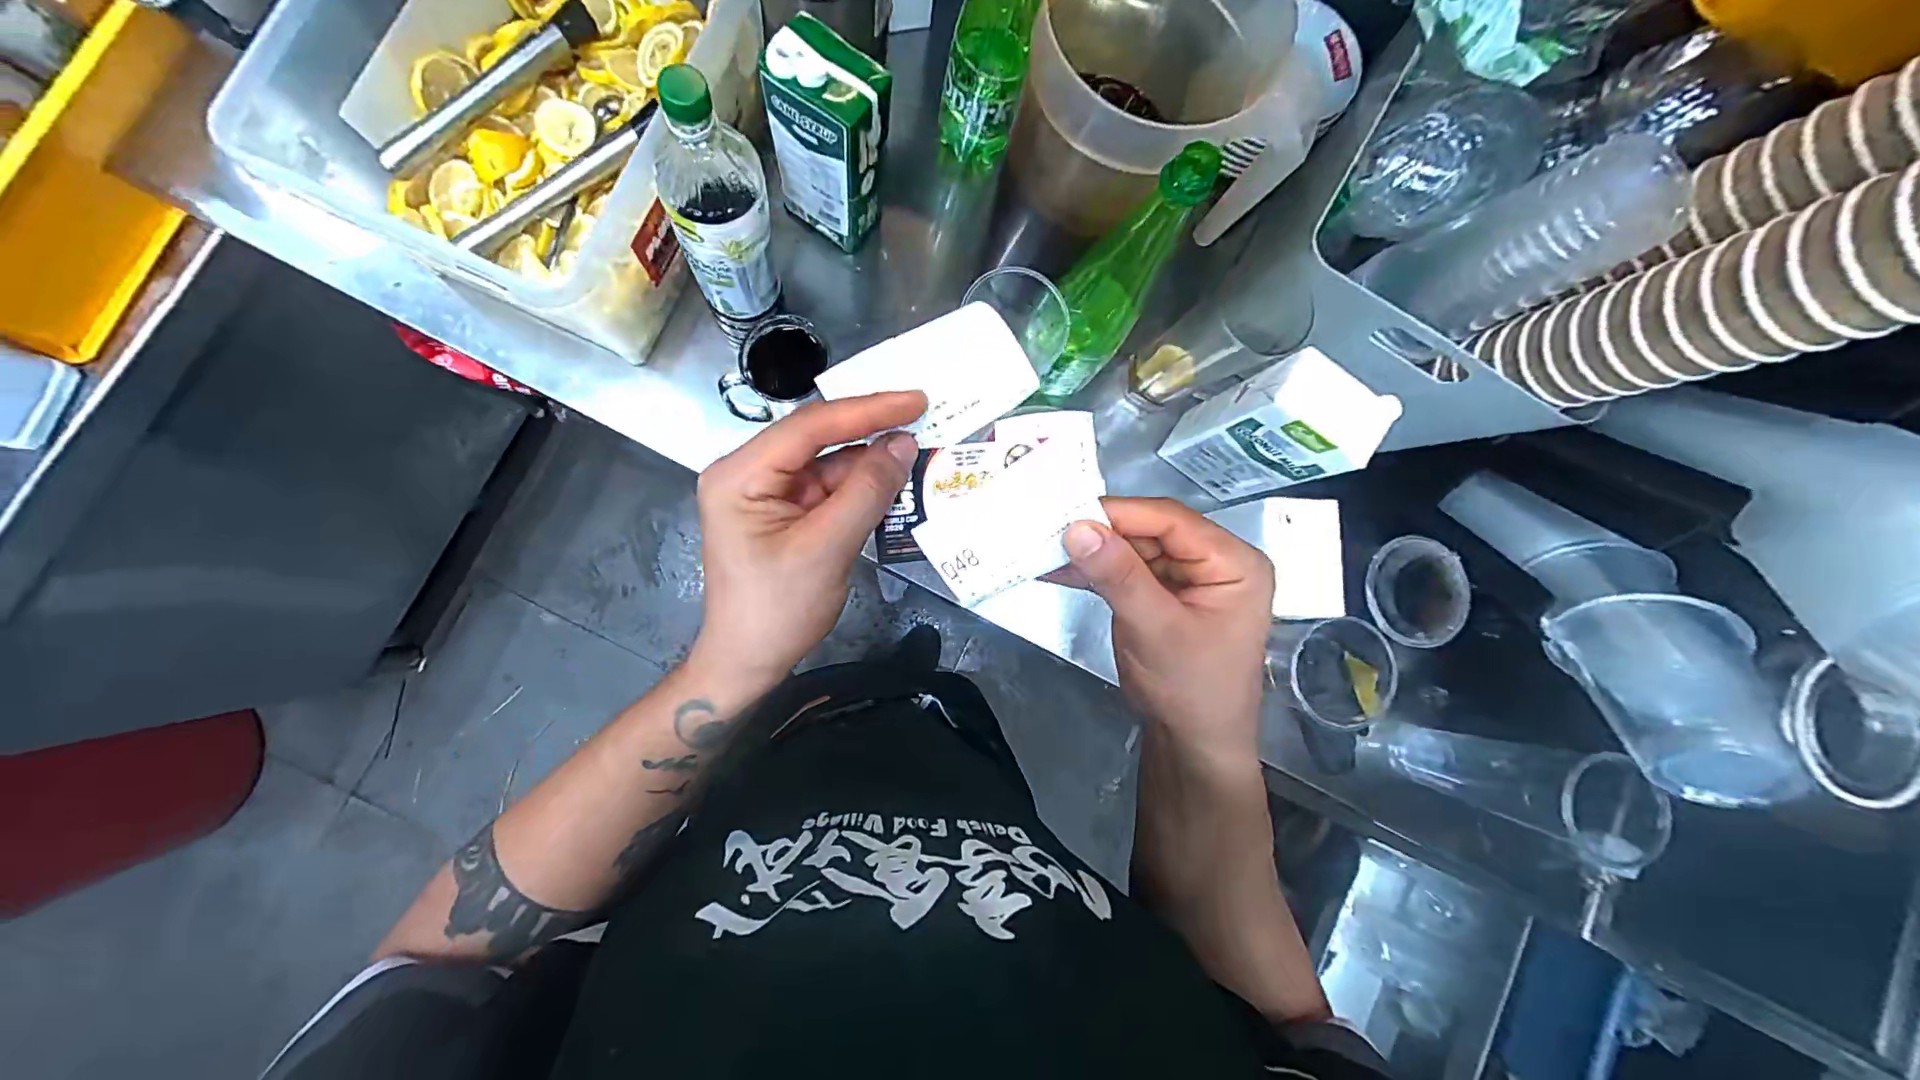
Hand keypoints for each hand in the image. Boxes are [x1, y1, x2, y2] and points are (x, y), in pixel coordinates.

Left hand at [690, 392, 925, 686]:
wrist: (749, 661)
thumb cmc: (777, 610)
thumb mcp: (826, 548)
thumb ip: (866, 491)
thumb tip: (903, 444)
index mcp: (741, 474)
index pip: (810, 426)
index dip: (867, 409)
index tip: (914, 399)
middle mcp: (750, 473)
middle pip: (818, 438)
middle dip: (871, 432)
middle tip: (923, 416)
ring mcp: (769, 493)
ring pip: (829, 462)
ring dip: (871, 462)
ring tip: (919, 452)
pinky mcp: (787, 511)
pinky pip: (831, 488)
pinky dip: (863, 487)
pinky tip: (895, 482)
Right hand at [1059, 498, 1273, 759]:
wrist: (1194, 743)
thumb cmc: (1192, 690)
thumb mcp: (1155, 629)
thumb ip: (1118, 576)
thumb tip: (1078, 528)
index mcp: (1234, 563)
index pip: (1171, 521)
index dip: (1120, 514)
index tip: (1071, 515)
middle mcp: (1214, 562)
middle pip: (1150, 531)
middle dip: (1102, 534)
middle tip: (1052, 533)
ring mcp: (1187, 578)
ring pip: (1133, 548)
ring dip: (1094, 552)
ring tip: (1048, 551)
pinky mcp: (1163, 594)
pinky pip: (1127, 570)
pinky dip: (1097, 571)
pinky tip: (1062, 570)